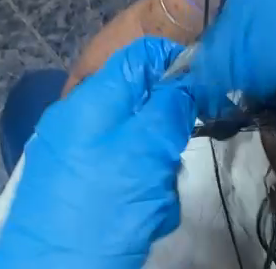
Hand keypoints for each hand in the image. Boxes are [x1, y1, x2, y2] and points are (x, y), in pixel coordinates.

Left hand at [0, 38, 198, 268]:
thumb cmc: (99, 211)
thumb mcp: (146, 151)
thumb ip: (170, 106)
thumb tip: (188, 75)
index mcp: (92, 97)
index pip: (142, 54)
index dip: (176, 67)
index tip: (200, 97)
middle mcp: (80, 118)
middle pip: (142, 102)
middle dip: (166, 133)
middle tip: (169, 164)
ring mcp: (74, 155)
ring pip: (136, 143)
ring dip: (156, 171)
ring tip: (153, 205)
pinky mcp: (75, 189)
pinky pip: (120, 174)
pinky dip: (137, 194)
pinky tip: (139, 221)